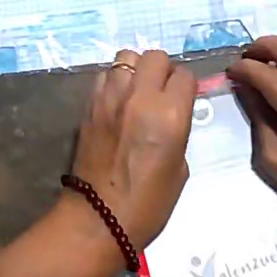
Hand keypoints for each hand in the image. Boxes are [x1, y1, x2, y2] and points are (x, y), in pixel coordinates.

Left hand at [66, 49, 195, 252]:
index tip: (185, 100)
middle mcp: (140, 98)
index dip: (187, 87)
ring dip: (137, 70)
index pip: (185, 76)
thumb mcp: (181, 167)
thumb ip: (179, 130)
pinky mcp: (89, 105)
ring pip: (127, 57)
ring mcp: (110, 98)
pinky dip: (115, 81)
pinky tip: (118, 101)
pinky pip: (105, 75)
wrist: (97, 220)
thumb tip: (172, 114)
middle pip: (156, 57)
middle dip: (163, 70)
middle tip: (162, 92)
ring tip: (138, 91)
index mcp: (170, 115)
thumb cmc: (148, 203)